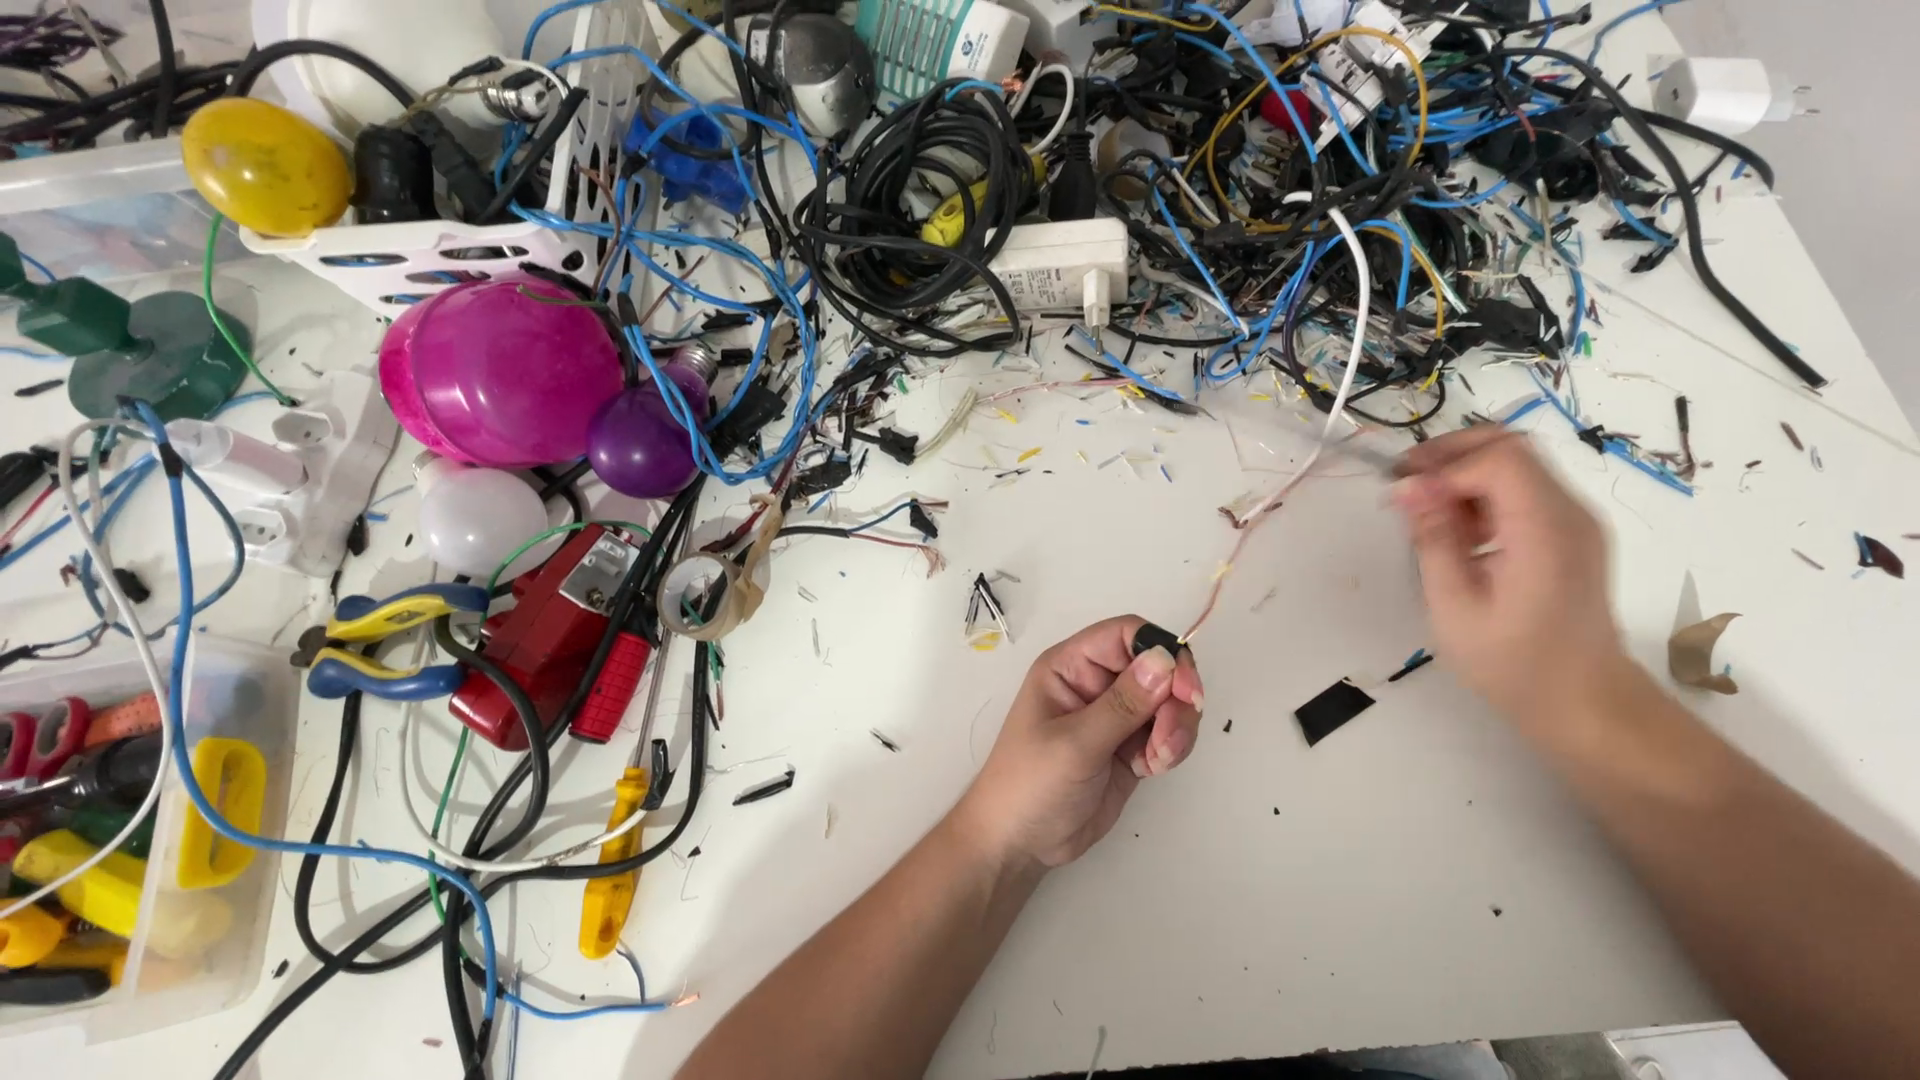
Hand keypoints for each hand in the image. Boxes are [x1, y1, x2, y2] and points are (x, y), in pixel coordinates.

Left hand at [952, 616, 1203, 869]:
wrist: (1018, 843)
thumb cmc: (1030, 784)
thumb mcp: (1076, 743)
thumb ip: (1123, 703)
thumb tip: (1165, 658)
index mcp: (1071, 666)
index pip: (1126, 635)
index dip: (1161, 652)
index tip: (1185, 689)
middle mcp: (1095, 684)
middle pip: (1158, 668)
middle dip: (1175, 699)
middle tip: (1170, 738)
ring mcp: (1114, 717)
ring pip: (1168, 702)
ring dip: (1176, 727)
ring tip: (1157, 759)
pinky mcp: (1129, 747)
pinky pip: (1166, 733)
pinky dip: (1171, 748)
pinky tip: (1151, 768)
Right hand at [1393, 428, 1630, 729]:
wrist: (1583, 700)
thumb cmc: (1512, 663)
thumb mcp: (1454, 606)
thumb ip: (1433, 539)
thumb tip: (1406, 487)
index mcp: (1546, 532)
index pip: (1498, 460)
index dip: (1443, 467)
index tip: (1401, 494)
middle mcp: (1571, 513)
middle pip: (1511, 445)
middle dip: (1450, 455)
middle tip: (1405, 486)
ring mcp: (1576, 519)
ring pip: (1516, 462)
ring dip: (1464, 474)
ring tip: (1429, 516)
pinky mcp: (1570, 531)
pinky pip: (1524, 488)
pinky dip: (1483, 494)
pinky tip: (1461, 532)